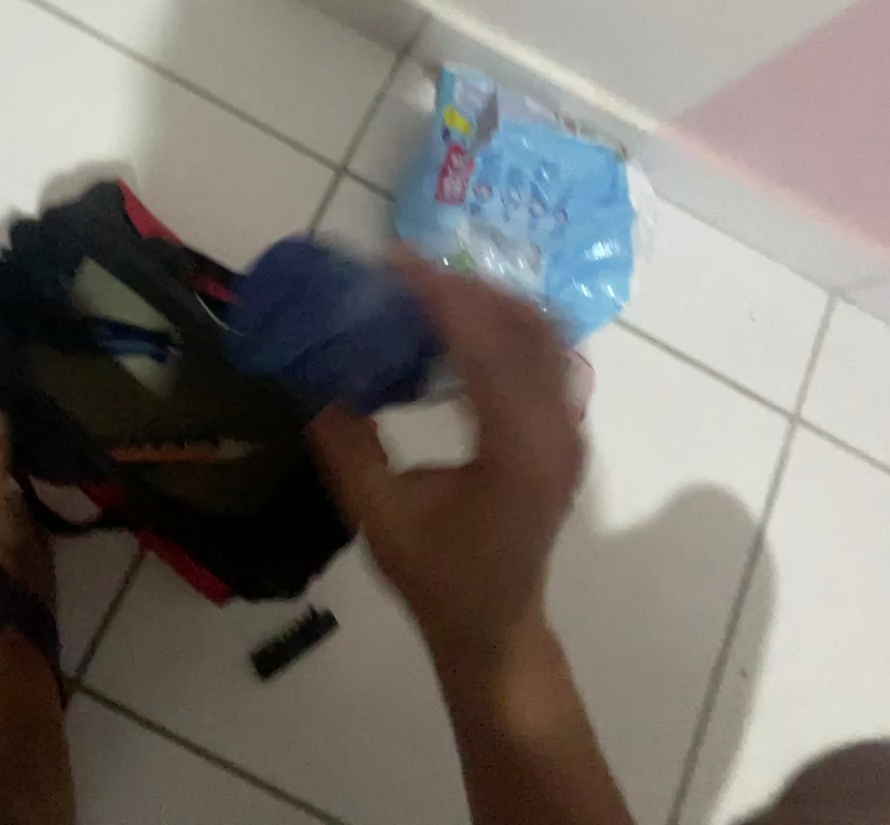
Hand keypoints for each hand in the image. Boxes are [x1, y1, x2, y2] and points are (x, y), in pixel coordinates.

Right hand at [309, 250, 585, 662]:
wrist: (496, 626)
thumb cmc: (439, 579)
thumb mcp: (380, 520)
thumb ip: (349, 450)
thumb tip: (320, 385)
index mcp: (518, 455)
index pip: (488, 351)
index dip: (444, 298)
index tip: (398, 263)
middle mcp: (557, 433)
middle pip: (527, 328)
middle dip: (466, 289)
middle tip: (406, 271)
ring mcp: (569, 431)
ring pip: (544, 335)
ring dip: (489, 302)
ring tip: (429, 289)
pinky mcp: (564, 432)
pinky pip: (545, 356)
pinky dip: (504, 326)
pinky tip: (459, 329)